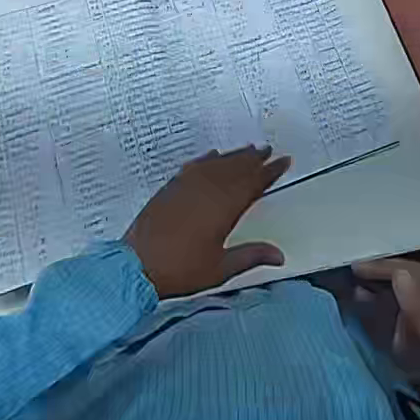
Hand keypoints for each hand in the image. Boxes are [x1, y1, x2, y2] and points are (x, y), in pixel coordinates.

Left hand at [125, 146, 289, 297]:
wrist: (136, 265)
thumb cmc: (179, 269)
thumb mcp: (220, 269)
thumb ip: (251, 256)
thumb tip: (279, 255)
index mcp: (223, 208)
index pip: (253, 183)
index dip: (270, 171)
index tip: (284, 161)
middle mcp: (207, 190)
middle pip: (236, 168)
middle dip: (254, 158)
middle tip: (269, 150)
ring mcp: (187, 186)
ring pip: (217, 164)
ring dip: (234, 155)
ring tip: (248, 149)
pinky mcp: (171, 187)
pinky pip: (195, 166)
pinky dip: (207, 159)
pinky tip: (212, 155)